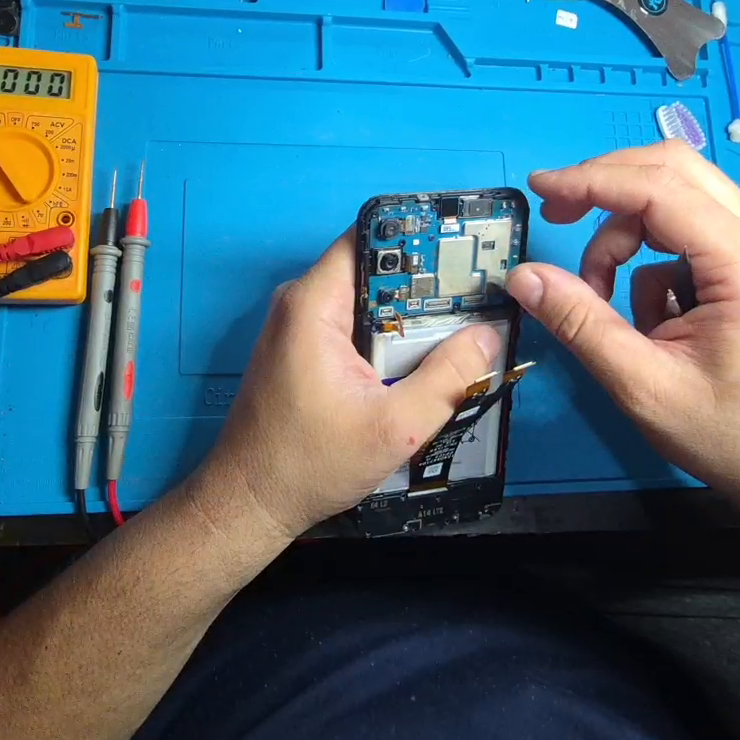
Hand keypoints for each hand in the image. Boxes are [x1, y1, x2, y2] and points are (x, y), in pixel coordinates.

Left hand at [193, 234, 501, 539]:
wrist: (248, 502)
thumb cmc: (311, 464)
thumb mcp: (394, 428)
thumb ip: (446, 378)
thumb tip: (490, 335)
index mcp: (313, 304)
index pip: (368, 238)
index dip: (417, 237)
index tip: (463, 248)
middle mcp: (301, 302)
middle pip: (371, 269)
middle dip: (423, 279)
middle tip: (477, 293)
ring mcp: (298, 325)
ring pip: (364, 298)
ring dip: (408, 311)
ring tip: (462, 321)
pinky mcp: (302, 348)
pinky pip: (352, 322)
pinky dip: (387, 332)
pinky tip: (422, 352)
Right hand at [505, 141, 739, 523]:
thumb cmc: (731, 437)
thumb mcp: (643, 386)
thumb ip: (580, 323)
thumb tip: (522, 275)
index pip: (659, 188)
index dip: (592, 180)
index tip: (539, 189)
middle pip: (673, 169)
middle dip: (606, 185)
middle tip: (556, 214)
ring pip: (678, 196)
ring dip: (625, 230)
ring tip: (601, 292)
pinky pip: (686, 232)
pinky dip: (649, 258)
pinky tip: (650, 316)